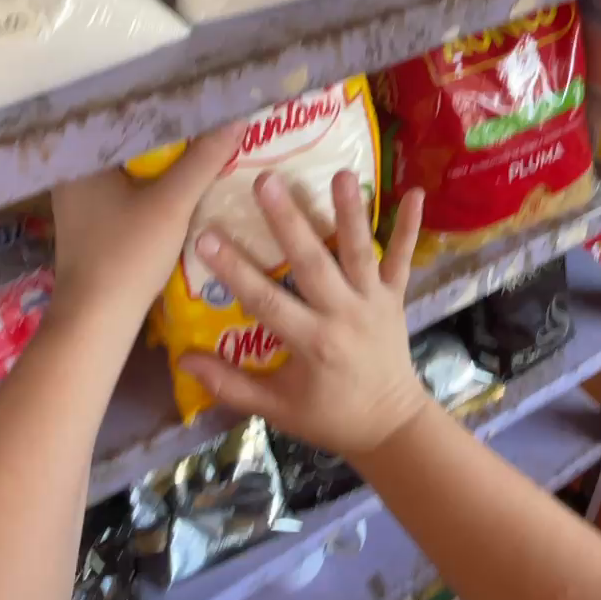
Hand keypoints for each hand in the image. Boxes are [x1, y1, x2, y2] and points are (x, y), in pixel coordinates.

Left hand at [48, 123, 244, 337]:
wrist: (96, 320)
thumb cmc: (127, 255)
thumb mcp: (172, 204)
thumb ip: (204, 160)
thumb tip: (239, 119)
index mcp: (82, 157)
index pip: (127, 114)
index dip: (165, 104)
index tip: (198, 95)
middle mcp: (75, 171)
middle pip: (129, 140)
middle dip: (168, 132)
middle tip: (207, 114)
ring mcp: (81, 199)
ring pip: (130, 166)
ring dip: (163, 159)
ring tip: (202, 140)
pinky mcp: (93, 221)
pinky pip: (127, 188)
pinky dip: (153, 182)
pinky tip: (181, 180)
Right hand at [179, 171, 433, 456]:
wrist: (392, 426)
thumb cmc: (329, 416)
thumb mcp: (276, 410)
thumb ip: (230, 385)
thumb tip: (183, 359)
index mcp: (312, 343)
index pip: (266, 302)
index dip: (234, 271)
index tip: (205, 237)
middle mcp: (344, 315)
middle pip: (313, 263)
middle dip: (289, 221)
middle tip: (266, 180)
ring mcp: (374, 302)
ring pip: (360, 252)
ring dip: (350, 212)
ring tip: (339, 173)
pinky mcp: (395, 297)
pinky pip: (403, 260)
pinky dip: (411, 228)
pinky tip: (417, 194)